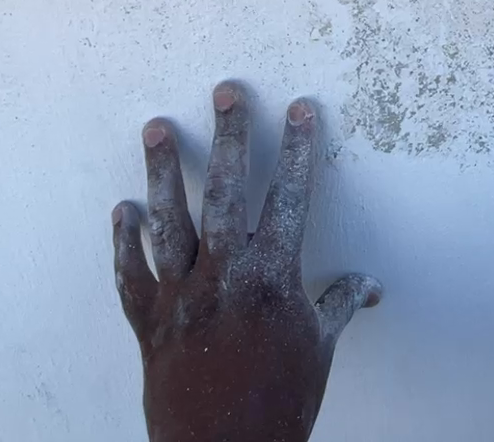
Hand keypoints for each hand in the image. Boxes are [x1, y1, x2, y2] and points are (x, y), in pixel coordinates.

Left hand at [112, 83, 380, 441]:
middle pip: (226, 192)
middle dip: (229, 137)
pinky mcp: (149, 324)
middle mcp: (223, 277)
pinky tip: (123, 209)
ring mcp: (180, 297)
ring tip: (157, 128)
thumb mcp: (320, 346)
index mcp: (271, 278)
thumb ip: (340, 303)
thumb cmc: (281, 402)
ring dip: (162, 172)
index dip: (298, 150)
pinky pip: (131, 276)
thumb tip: (371, 285)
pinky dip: (124, 243)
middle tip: (225, 93)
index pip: (289, 198)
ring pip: (169, 221)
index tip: (300, 109)